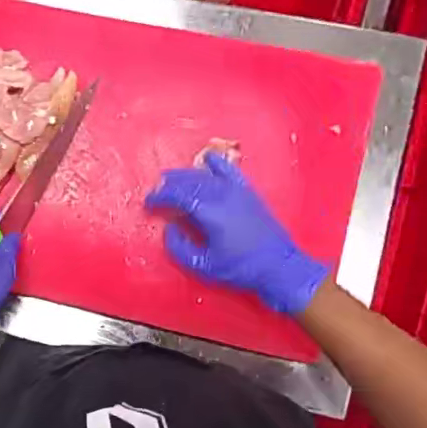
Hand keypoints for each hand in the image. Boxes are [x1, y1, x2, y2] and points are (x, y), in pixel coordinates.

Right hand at [145, 152, 329, 313]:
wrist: (278, 266)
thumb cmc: (239, 268)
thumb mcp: (202, 265)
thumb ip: (179, 247)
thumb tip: (170, 229)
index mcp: (209, 212)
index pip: (177, 195)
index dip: (159, 196)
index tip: (148, 203)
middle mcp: (222, 195)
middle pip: (189, 180)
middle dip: (169, 184)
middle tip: (156, 192)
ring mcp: (237, 191)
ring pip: (206, 175)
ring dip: (185, 175)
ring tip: (171, 179)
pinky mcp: (248, 192)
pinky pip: (229, 171)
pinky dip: (216, 163)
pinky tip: (207, 159)